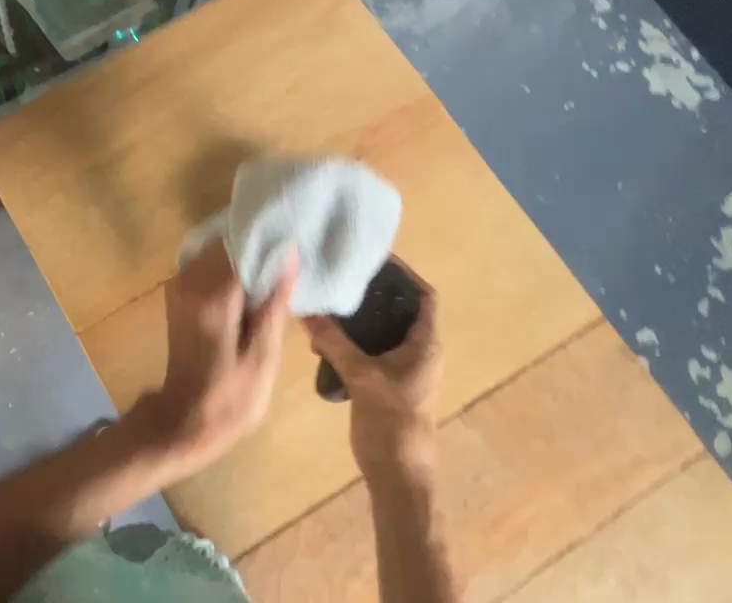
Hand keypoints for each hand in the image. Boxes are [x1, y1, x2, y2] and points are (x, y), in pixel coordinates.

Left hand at [135, 242, 295, 478]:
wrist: (185, 421)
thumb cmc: (230, 398)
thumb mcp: (263, 356)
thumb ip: (274, 303)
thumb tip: (289, 255)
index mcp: (212, 296)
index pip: (240, 245)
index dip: (267, 239)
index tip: (293, 235)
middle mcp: (188, 282)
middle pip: (225, 244)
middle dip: (254, 245)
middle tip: (287, 254)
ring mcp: (178, 288)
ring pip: (213, 253)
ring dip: (241, 257)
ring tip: (273, 269)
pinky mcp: (176, 296)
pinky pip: (204, 267)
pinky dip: (226, 269)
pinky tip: (250, 286)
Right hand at [302, 263, 441, 468]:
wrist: (398, 472)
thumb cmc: (392, 420)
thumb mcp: (360, 375)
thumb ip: (333, 341)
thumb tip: (305, 310)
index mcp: (425, 345)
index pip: (424, 297)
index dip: (404, 275)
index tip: (374, 259)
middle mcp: (419, 351)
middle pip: (399, 310)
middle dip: (371, 293)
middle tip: (340, 277)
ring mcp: (403, 368)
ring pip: (381, 330)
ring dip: (357, 318)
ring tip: (327, 304)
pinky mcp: (386, 382)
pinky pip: (370, 349)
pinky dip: (351, 339)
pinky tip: (324, 336)